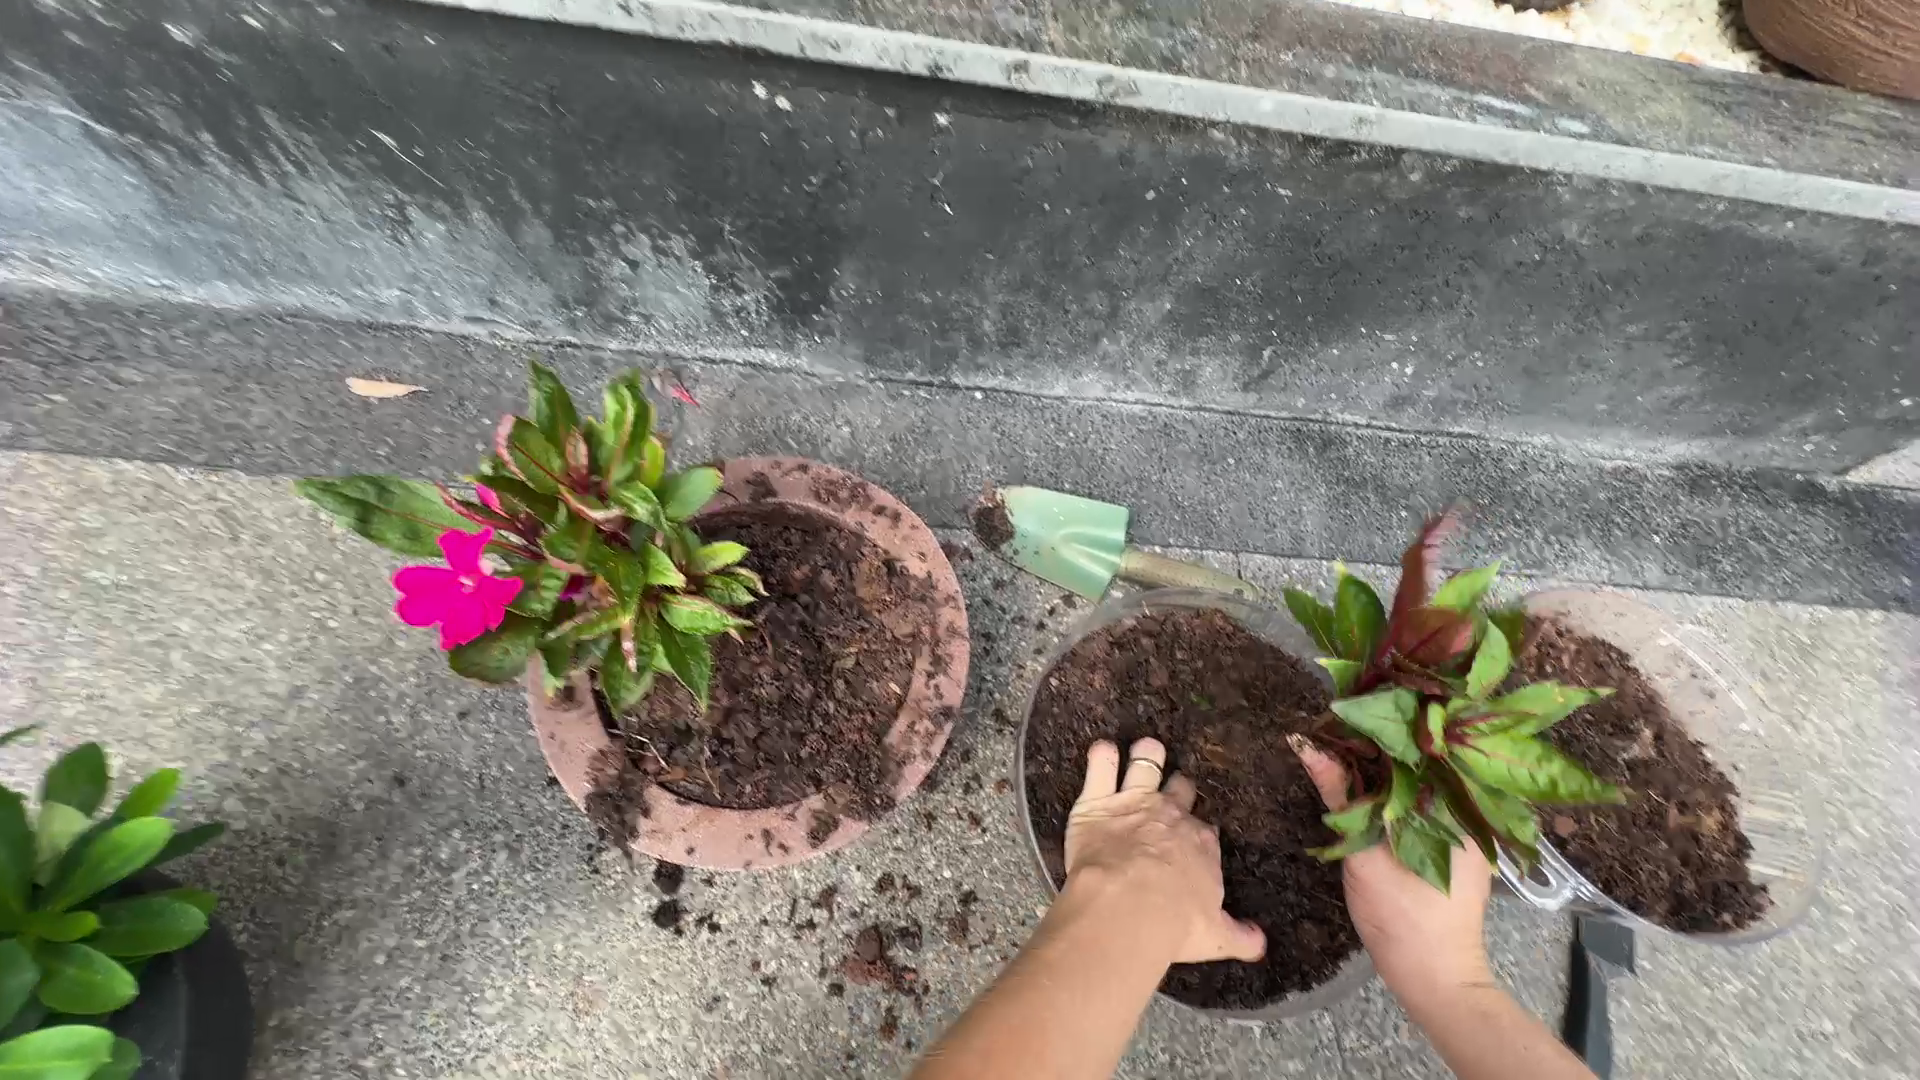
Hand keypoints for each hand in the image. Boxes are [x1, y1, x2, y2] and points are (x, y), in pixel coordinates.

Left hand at [1063, 737, 1266, 964]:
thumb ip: (1241, 937)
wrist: (1129, 905)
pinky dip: (1102, 755)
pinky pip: (1101, 765)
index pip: (1205, 829)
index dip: (1198, 830)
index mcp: (1201, 844)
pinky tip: (1103, 751)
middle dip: (1179, 786)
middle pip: (1180, 788)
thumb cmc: (1174, 924)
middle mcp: (1170, 814)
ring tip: (1145, 749)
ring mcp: (1133, 801)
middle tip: (1174, 788)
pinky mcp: (1097, 800)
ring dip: (1146, 754)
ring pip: (1145, 762)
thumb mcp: (1217, 937)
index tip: (1193, 834)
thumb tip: (1261, 941)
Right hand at [1289, 735, 1494, 999]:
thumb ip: (1339, 794)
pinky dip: (1391, 782)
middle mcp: (1470, 809)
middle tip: (1339, 715)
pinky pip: (1418, 796)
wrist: (1433, 976)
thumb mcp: (1363, 850)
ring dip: (1384, 757)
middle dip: (1382, 733)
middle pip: (1423, 755)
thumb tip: (1306, 743)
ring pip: (1419, 774)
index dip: (1390, 716)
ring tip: (1344, 735)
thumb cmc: (1404, 916)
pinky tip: (1361, 773)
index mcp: (1461, 806)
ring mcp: (1461, 825)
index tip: (1352, 698)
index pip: (1428, 742)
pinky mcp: (1446, 839)